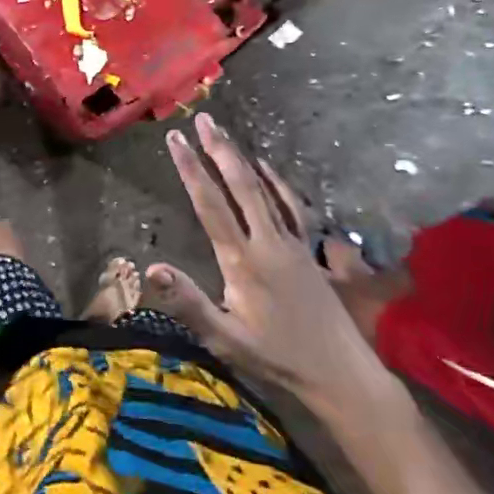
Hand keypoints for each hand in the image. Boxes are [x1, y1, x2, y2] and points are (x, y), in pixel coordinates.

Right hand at [146, 113, 385, 406]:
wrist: (341, 373)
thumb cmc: (276, 358)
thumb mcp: (225, 338)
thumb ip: (189, 302)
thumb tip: (152, 267)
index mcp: (242, 261)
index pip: (210, 205)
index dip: (191, 169)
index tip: (175, 140)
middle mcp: (267, 242)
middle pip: (240, 185)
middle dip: (219, 150)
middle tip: (202, 120)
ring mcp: (291, 243)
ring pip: (263, 189)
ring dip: (242, 158)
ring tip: (224, 134)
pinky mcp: (308, 250)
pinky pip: (291, 205)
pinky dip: (277, 181)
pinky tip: (266, 167)